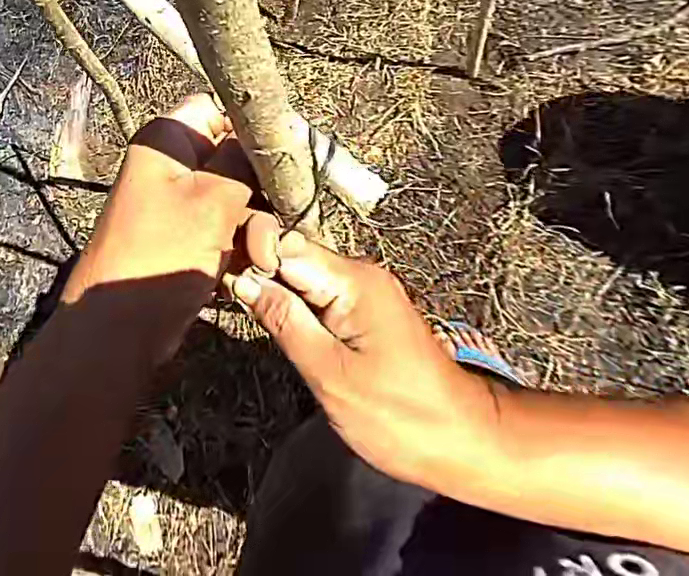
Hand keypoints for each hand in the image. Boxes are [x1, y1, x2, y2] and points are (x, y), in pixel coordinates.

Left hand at [61, 94, 282, 347]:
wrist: (121, 326)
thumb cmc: (158, 255)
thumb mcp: (212, 201)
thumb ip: (243, 161)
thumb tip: (267, 134)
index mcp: (167, 141)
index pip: (218, 111)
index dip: (250, 130)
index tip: (282, 158)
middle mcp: (172, 165)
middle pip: (233, 159)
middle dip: (258, 193)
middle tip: (268, 227)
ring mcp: (180, 202)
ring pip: (237, 198)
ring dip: (254, 228)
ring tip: (259, 258)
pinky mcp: (187, 235)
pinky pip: (227, 228)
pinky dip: (241, 247)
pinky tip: (249, 270)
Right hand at [227, 232, 501, 486]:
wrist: (470, 443)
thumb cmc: (401, 418)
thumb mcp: (331, 374)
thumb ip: (284, 321)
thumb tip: (244, 280)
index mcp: (352, 281)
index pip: (284, 245)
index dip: (249, 252)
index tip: (217, 267)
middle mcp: (359, 273)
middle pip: (293, 253)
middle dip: (256, 265)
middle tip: (219, 285)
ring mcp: (365, 288)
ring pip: (304, 271)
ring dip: (273, 283)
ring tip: (238, 298)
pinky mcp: (366, 307)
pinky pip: (319, 289)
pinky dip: (294, 298)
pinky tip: (274, 313)